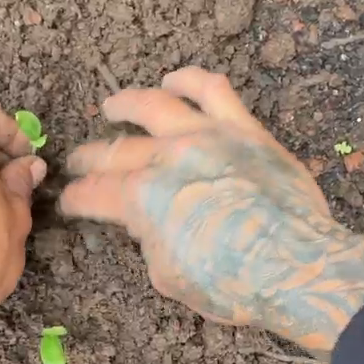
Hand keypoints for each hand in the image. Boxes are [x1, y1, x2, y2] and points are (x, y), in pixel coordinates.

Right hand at [59, 69, 363, 351]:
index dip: (76, 199)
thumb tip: (150, 222)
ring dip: (126, 104)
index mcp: (141, 200)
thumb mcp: (169, 276)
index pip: (94, 195)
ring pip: (154, 105)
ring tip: (113, 106)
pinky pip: (212, 89)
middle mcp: (165, 158)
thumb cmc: (230, 283)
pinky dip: (189, 80)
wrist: (294, 264)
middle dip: (90, 159)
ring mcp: (204, 135)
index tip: (70, 202)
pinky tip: (175, 81)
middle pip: (115, 151)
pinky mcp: (242, 127)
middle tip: (78, 163)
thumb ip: (150, 241)